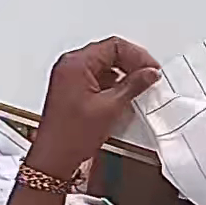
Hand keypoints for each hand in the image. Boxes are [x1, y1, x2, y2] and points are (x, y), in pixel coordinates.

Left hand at [27, 37, 160, 178]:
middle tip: (149, 75)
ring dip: (124, 72)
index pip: (114, 46)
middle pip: (109, 52)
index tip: (151, 68)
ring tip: (139, 86)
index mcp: (76, 64)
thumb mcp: (110, 107)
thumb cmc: (71, 135)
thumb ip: (133, 85)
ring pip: (104, 64)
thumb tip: (149, 73)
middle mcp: (70, 66)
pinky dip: (113, 82)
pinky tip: (124, 94)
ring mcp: (69, 77)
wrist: (54, 158)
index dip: (138, 55)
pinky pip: (97, 76)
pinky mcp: (72, 88)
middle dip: (132, 63)